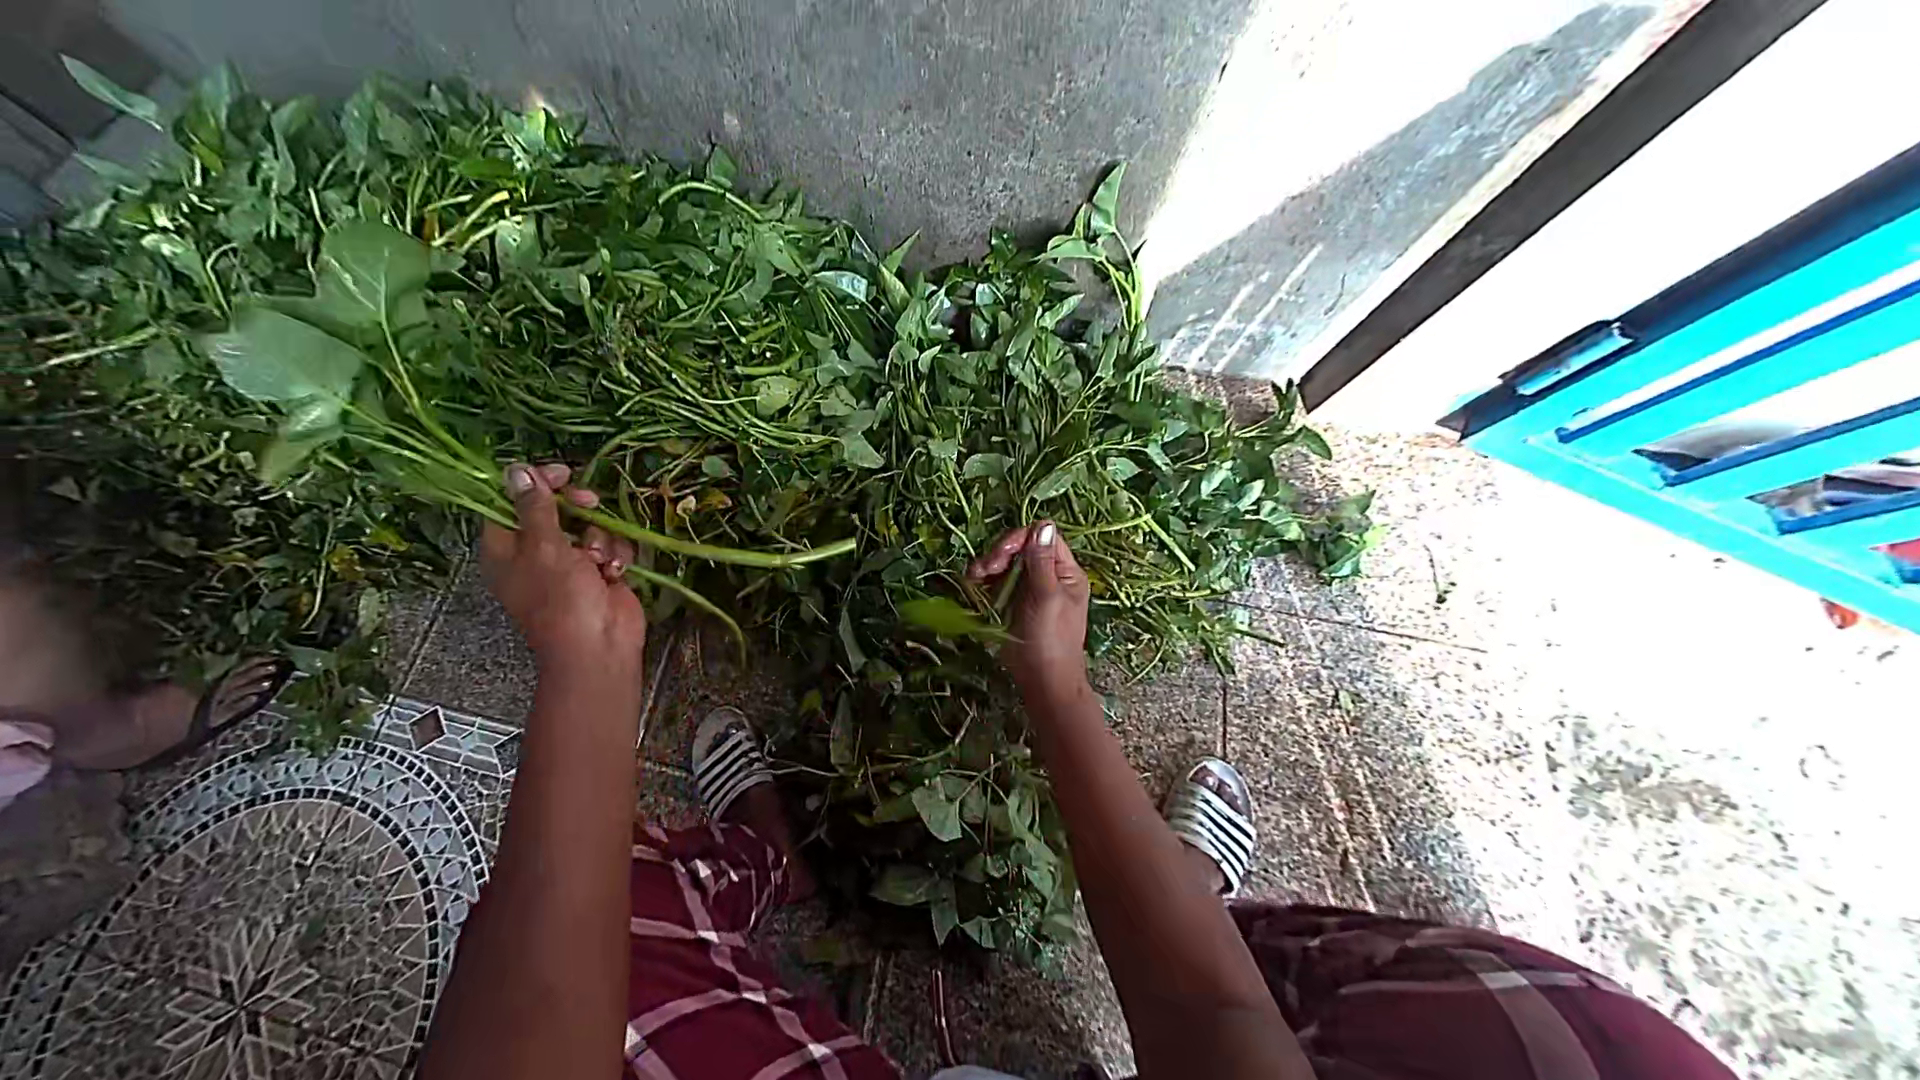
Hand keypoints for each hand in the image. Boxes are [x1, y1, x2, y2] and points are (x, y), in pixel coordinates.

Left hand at [480, 463, 646, 682]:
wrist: (599, 644)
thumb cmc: (561, 599)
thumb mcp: (544, 547)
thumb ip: (534, 506)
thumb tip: (516, 469)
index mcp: (506, 548)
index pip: (513, 501)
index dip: (536, 484)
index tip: (561, 473)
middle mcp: (536, 553)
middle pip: (555, 510)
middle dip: (577, 507)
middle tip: (590, 502)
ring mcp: (571, 563)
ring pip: (590, 527)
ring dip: (600, 538)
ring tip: (599, 561)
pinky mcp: (600, 572)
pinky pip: (611, 546)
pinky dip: (616, 556)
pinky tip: (614, 572)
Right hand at [966, 520, 1090, 705]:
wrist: (1042, 681)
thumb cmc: (1052, 640)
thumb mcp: (1048, 597)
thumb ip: (1042, 561)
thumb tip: (1043, 524)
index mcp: (1065, 571)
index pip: (1042, 536)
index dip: (1019, 539)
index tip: (1002, 555)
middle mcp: (1046, 574)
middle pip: (1019, 547)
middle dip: (999, 554)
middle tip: (984, 571)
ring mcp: (1027, 587)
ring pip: (1004, 562)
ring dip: (986, 566)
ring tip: (974, 579)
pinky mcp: (1010, 601)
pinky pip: (995, 581)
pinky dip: (982, 581)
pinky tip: (973, 586)